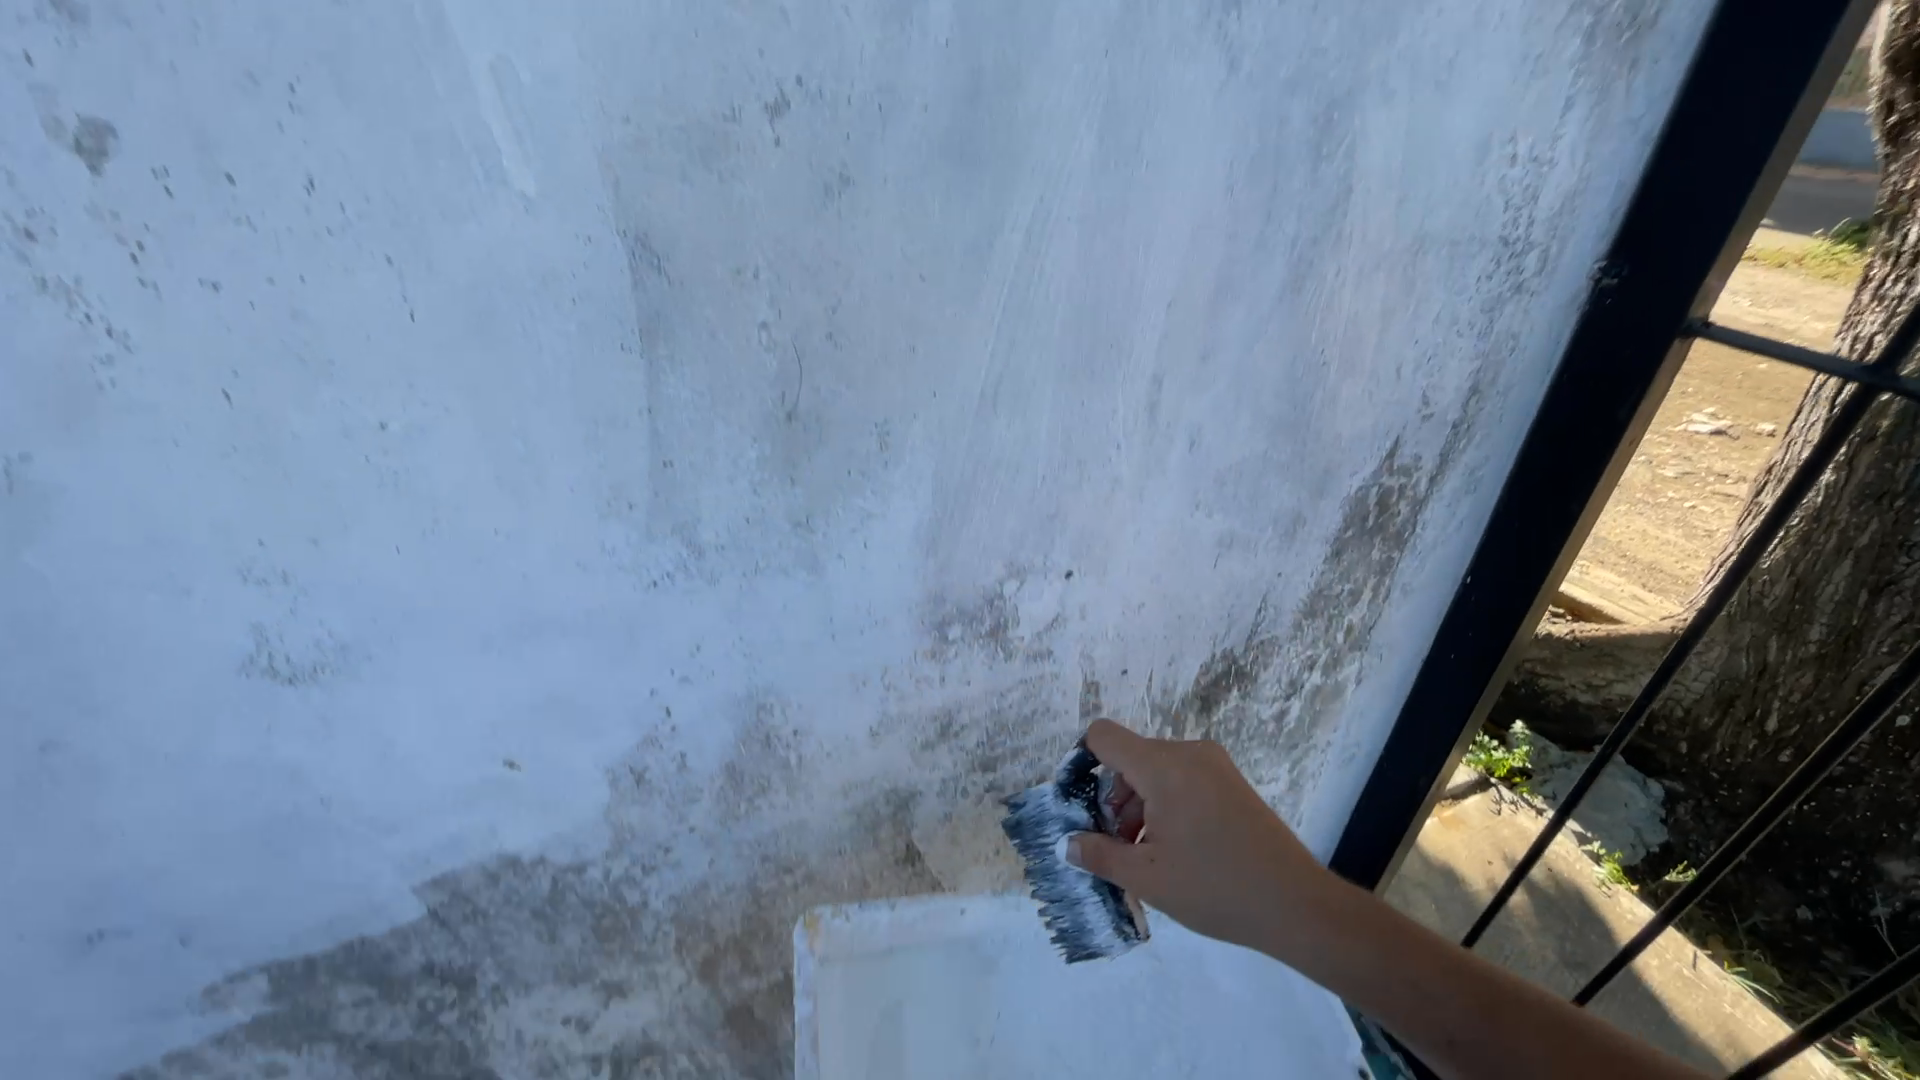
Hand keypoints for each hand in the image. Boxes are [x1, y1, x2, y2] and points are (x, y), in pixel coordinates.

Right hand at [1065, 718, 1335, 954]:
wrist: (1298, 905)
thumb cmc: (1216, 888)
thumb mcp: (1146, 877)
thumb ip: (1098, 854)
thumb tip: (1067, 844)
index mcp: (1164, 766)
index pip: (1103, 735)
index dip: (1082, 763)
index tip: (1084, 807)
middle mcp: (1189, 753)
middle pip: (1129, 757)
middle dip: (1113, 798)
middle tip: (1117, 846)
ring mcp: (1214, 765)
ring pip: (1154, 770)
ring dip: (1138, 805)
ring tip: (1145, 855)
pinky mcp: (1230, 782)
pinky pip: (1181, 779)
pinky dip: (1165, 805)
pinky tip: (1173, 849)